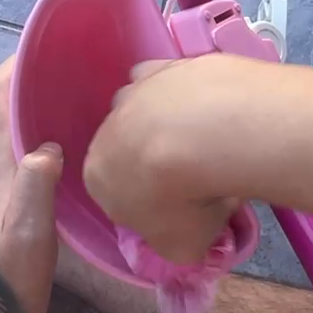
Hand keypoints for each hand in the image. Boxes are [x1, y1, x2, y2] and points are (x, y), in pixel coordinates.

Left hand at [0, 56, 62, 312]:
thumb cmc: (2, 279)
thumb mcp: (32, 236)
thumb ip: (38, 186)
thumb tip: (48, 143)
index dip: (17, 63)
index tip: (47, 49)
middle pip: (1, 110)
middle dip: (32, 93)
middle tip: (74, 90)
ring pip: (0, 138)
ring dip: (27, 125)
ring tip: (67, 128)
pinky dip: (19, 152)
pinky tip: (43, 172)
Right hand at [83, 54, 275, 263]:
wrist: (205, 132)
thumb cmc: (183, 199)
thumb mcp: (181, 247)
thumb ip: (174, 243)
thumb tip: (185, 230)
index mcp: (97, 175)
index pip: (120, 196)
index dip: (153, 207)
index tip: (184, 211)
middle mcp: (107, 128)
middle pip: (132, 148)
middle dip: (158, 161)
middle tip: (201, 179)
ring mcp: (135, 91)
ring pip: (150, 111)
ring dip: (173, 125)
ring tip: (214, 144)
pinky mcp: (165, 64)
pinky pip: (173, 81)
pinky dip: (188, 93)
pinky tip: (215, 108)